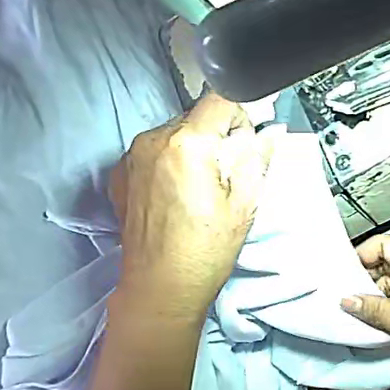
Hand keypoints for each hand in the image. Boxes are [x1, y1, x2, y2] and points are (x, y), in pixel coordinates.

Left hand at [110, 93, 271, 317]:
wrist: (159, 289)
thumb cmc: (202, 254)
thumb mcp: (244, 206)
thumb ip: (257, 159)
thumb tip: (267, 134)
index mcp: (186, 145)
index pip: (221, 100)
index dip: (241, 117)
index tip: (245, 144)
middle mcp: (153, 141)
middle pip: (196, 117)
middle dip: (216, 138)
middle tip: (225, 177)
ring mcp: (132, 158)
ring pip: (174, 134)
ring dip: (191, 151)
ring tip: (199, 192)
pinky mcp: (121, 175)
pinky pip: (153, 153)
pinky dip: (168, 164)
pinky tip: (176, 197)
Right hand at [340, 235, 389, 383]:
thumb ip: (379, 311)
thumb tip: (348, 300)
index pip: (387, 246)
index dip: (361, 259)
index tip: (340, 277)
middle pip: (388, 263)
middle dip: (367, 281)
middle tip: (344, 300)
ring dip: (377, 298)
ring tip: (357, 314)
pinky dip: (389, 308)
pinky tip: (375, 320)